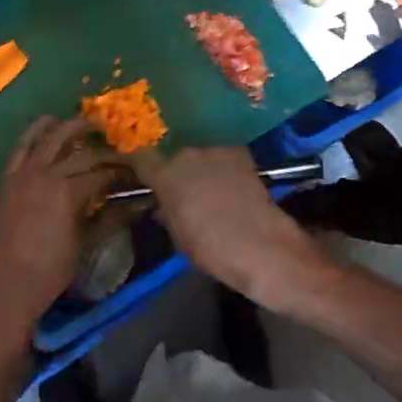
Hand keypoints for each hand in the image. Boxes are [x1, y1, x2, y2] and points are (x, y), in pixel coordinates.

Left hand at [0, 117, 117, 326]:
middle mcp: (47, 175)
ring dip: (69, 127)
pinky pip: (22, 146)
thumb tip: (139, 203)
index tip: (132, 172)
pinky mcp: (10, 177)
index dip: (119, 172)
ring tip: (86, 121)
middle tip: (117, 143)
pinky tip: (47, 122)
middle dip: (102, 149)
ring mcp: (26, 173)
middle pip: (81, 154)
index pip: (101, 174)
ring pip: (50, 139)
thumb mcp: (87, 241)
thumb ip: (112, 217)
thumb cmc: (53, 267)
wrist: (11, 283)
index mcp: (69, 191)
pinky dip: (34, 131)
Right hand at [128, 146, 326, 305]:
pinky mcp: (241, 154)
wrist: (260, 245)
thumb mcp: (179, 237)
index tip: (142, 176)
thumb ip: (167, 214)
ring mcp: (216, 151)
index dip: (142, 166)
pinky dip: (224, 168)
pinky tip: (231, 186)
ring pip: (200, 156)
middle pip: (175, 157)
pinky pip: (223, 158)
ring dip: (201, 169)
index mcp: (166, 176)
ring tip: (210, 190)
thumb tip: (165, 205)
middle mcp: (188, 155)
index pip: (142, 159)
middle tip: (182, 192)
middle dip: (176, 171)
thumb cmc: (212, 250)